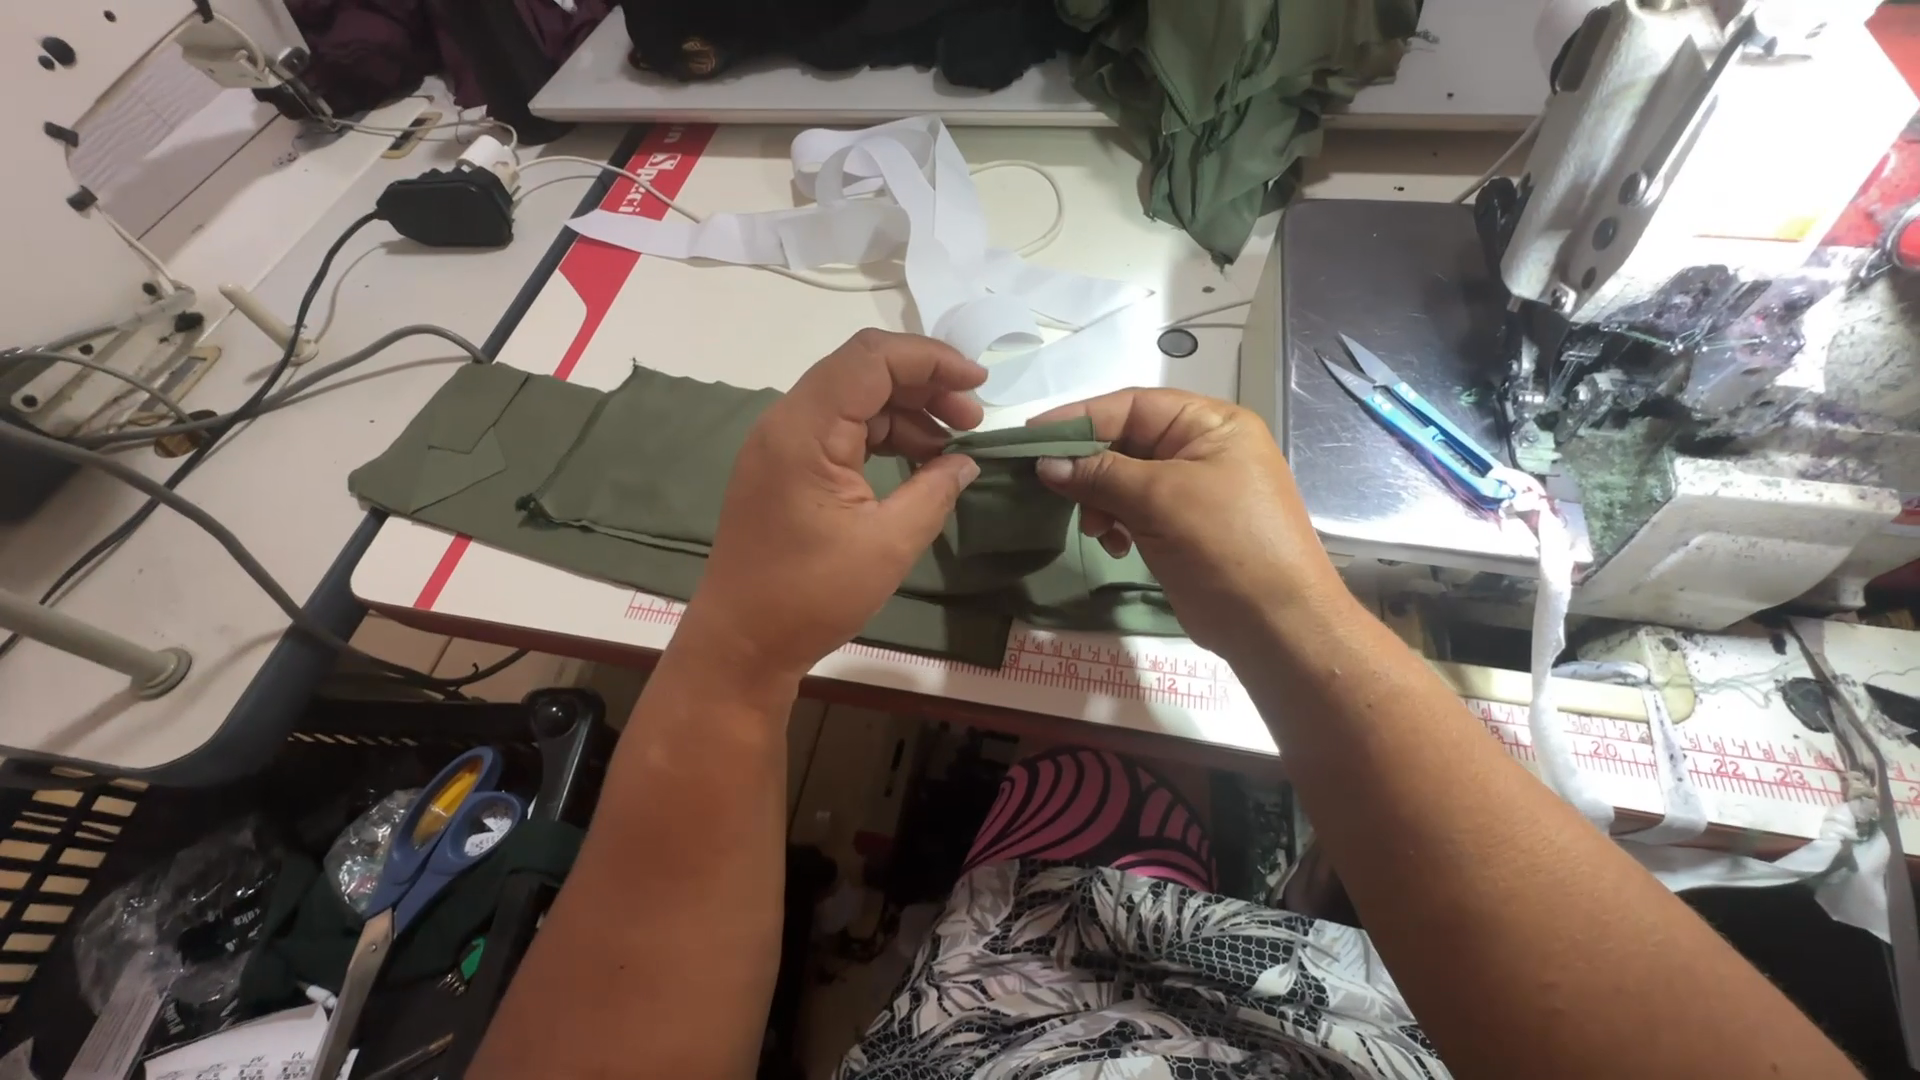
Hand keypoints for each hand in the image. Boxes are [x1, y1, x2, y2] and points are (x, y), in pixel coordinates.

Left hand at [679, 330, 985, 681]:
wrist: (742, 643)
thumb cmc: (811, 596)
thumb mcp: (888, 544)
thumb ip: (935, 491)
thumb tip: (966, 461)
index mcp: (805, 430)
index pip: (872, 359)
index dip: (931, 360)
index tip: (978, 384)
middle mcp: (787, 422)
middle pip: (863, 372)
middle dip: (924, 386)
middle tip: (972, 420)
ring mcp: (782, 444)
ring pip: (854, 401)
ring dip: (907, 414)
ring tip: (952, 446)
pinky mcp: (785, 468)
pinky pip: (840, 431)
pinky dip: (882, 438)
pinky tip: (918, 462)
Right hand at [1030, 389, 1345, 659]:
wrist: (1275, 624)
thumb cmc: (1225, 545)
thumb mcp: (1161, 498)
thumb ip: (1101, 474)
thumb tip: (1046, 464)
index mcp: (1210, 424)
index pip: (1132, 405)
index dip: (1080, 417)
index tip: (1032, 435)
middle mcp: (1201, 449)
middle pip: (1125, 441)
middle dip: (1088, 465)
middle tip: (1051, 487)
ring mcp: (1191, 491)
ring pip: (1123, 479)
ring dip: (1099, 500)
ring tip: (1094, 527)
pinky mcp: (1180, 527)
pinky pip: (1133, 510)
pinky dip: (1115, 523)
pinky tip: (1113, 544)